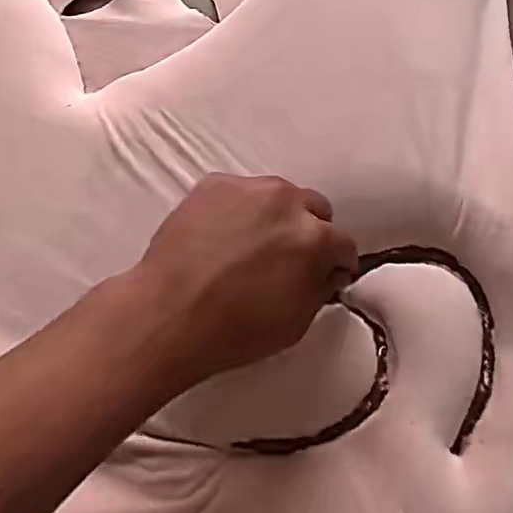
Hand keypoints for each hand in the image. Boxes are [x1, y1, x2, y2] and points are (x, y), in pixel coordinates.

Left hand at [127, 174, 359, 390]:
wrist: (168, 314)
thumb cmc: (232, 328)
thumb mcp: (296, 322)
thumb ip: (320, 287)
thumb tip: (326, 272)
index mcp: (313, 238)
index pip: (343, 242)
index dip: (337, 262)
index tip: (328, 270)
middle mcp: (285, 202)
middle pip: (314, 208)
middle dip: (308, 231)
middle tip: (287, 257)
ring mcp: (247, 188)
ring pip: (277, 195)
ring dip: (274, 215)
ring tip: (250, 245)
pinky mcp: (215, 184)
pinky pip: (240, 192)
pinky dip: (238, 208)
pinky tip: (223, 236)